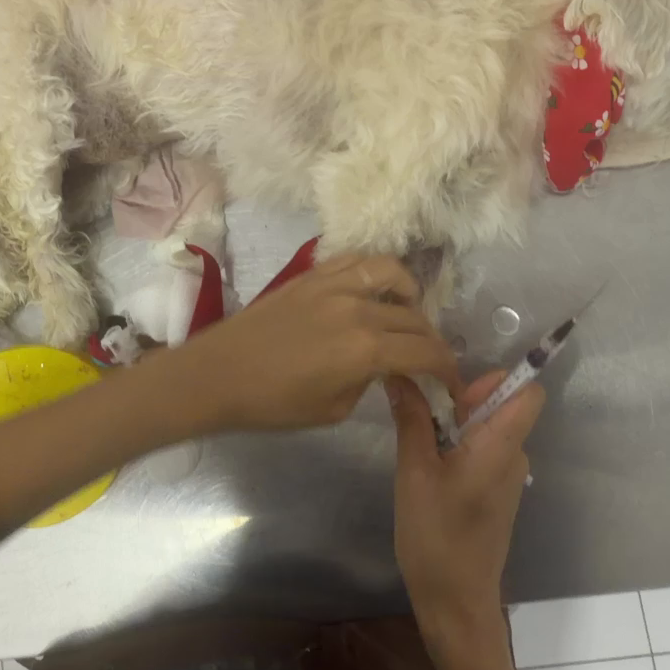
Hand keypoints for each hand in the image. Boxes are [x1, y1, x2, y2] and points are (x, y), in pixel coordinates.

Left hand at [165, 254, 461, 431]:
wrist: (218, 374)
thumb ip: (371, 382)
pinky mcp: (313, 274)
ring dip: (410, 294)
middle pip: (415, 316)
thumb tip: (386, 366)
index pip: (425, 352)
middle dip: (431, 340)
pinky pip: (358, 260)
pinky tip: (373, 289)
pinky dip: (376, 272)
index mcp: (366, 349)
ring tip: (406, 312)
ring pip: (392, 273)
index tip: (451, 381)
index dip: (447, 368)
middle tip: (430, 357)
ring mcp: (334, 284)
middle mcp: (358, 308)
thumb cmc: (273, 404)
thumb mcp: (334, 409)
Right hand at [389, 370, 545, 629]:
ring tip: (418, 437)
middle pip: (504, 405)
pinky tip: (429, 464)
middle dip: (465, 398)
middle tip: (422, 411)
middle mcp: (514, 455)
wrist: (455, 601)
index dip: (497, 379)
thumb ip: (411, 418)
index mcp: (502, 445)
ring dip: (457, 424)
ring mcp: (508, 476)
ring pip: (490, 428)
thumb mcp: (414, 472)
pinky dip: (460, 446)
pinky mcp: (497, 493)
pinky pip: (484, 451)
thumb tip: (400, 373)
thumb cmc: (436, 535)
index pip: (528, 391)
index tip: (455, 390)